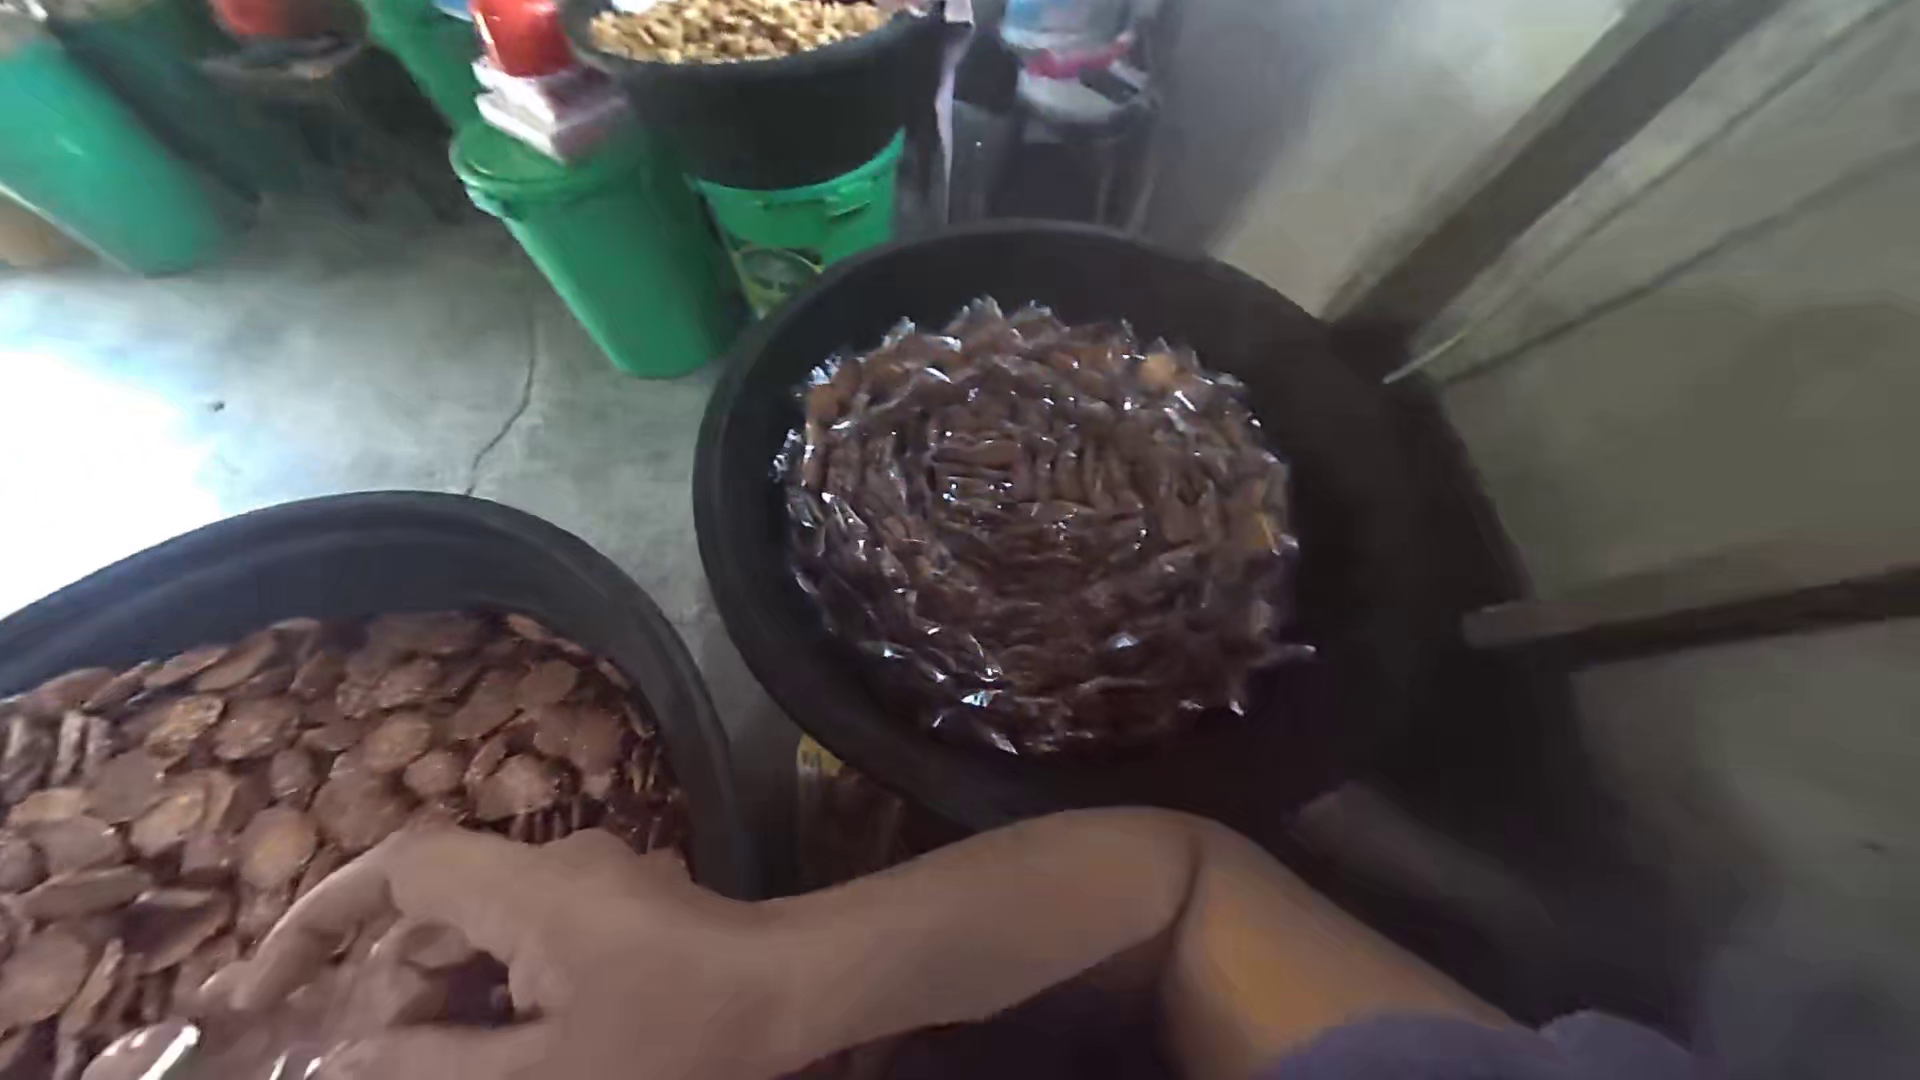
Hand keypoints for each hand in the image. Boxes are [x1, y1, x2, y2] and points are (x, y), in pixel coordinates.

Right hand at [217, 828, 785, 1079]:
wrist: (781, 984)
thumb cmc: (674, 1034)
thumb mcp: (541, 1073)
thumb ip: (433, 1065)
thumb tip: (345, 1056)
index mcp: (534, 888)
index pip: (408, 862)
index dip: (323, 915)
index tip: (261, 997)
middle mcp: (561, 864)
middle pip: (441, 901)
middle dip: (390, 986)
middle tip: (385, 1072)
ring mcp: (594, 876)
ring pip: (485, 919)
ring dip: (445, 993)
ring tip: (460, 1065)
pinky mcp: (616, 897)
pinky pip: (532, 926)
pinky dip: (496, 980)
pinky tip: (506, 1042)